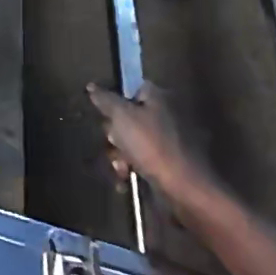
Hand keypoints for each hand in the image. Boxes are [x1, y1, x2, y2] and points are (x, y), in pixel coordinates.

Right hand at [87, 83, 216, 193]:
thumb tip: (92, 86)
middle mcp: (163, 116)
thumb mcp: (122, 117)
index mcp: (158, 98)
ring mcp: (166, 141)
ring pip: (130, 141)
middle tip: (114, 143)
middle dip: (114, 134)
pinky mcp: (166, 164)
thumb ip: (105, 100)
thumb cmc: (152, 146)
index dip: (115, 99)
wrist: (184, 188)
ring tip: (121, 167)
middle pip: (126, 117)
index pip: (131, 88)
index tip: (103, 113)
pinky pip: (140, 160)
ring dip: (119, 154)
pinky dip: (130, 168)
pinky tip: (125, 178)